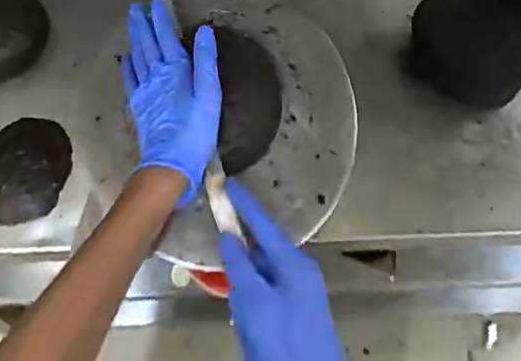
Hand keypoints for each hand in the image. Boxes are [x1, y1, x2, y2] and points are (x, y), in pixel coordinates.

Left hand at [120, 0, 219, 204]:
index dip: (161, 18)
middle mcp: (155, 73)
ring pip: (137, 55)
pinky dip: (127, 64)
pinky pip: (130, 78)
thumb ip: (205, 61)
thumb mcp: (209, 95)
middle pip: (147, 42)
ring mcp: (144, 88)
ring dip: (134, 37)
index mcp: (175, 69)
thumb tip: (204, 31)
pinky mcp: (138, 104)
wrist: (169, 162)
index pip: (166, 36)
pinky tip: (126, 57)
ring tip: (132, 22)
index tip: (156, 2)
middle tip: (136, 7)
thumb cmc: (195, 129)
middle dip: (142, 22)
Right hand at [218, 180, 341, 360]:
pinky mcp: (296, 315)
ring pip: (262, 272)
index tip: (227, 180)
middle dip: (241, 241)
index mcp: (294, 262)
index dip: (243, 201)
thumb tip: (228, 235)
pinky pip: (267, 293)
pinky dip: (251, 295)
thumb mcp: (253, 301)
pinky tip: (241, 311)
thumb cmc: (283, 341)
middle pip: (262, 246)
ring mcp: (300, 295)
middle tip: (220, 224)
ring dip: (244, 275)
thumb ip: (238, 264)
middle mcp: (300, 272)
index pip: (263, 222)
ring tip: (227, 275)